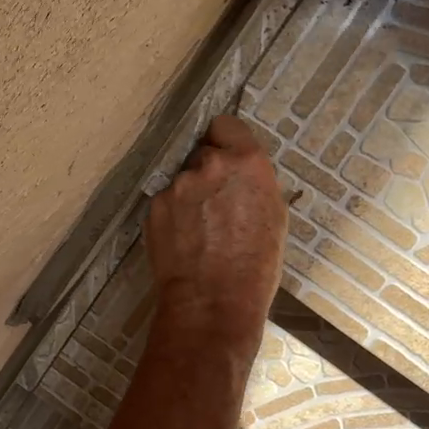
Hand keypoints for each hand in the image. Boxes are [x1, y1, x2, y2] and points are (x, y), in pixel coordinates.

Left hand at [145, 115, 286, 345]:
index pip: (226, 125)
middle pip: (203, 153)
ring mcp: (178, 185)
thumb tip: (241, 177)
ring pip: (183, 180)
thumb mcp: (274, 217)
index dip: (225, 140)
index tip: (227, 157)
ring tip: (199, 229)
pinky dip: (172, 216)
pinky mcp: (154, 206)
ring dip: (189, 195)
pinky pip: (166, 202)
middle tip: (215, 203)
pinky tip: (183, 241)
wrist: (213, 303)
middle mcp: (209, 164)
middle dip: (208, 171)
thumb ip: (254, 184)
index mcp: (246, 162)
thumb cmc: (257, 267)